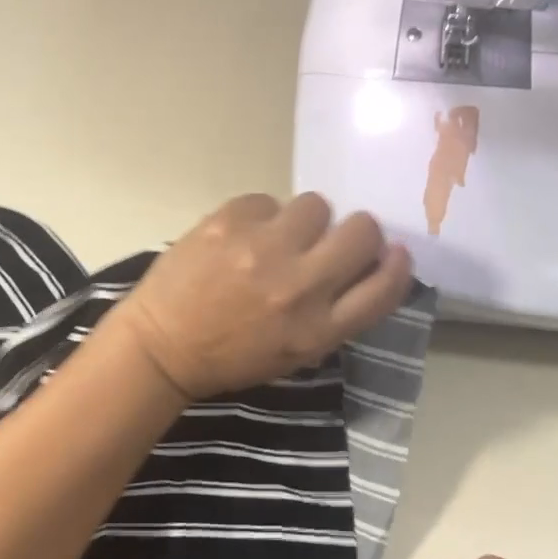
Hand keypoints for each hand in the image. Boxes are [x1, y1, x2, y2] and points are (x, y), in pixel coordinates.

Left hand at [109, 193, 413, 399]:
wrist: (162, 348)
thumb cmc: (230, 359)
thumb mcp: (292, 354)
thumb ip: (331, 317)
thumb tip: (364, 268)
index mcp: (317, 331)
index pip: (383, 287)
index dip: (395, 266)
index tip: (392, 256)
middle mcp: (300, 287)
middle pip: (363, 232)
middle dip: (355, 233)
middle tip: (328, 243)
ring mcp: (264, 250)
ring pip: (317, 205)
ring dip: (304, 221)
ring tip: (276, 241)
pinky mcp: (230, 221)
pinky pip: (268, 199)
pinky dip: (259, 216)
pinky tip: (239, 239)